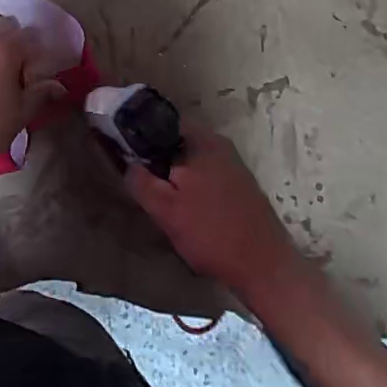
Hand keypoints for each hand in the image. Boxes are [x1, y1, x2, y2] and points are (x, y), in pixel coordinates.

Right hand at [125, 118, 299, 298]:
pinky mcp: (239, 185)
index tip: (124, 153)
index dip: (140, 135)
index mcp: (202, 141)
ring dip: (174, 175)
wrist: (262, 264)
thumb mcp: (165, 209)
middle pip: (176, 143)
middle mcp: (220, 145)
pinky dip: (192, 186)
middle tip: (140, 182)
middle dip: (157, 159)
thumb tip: (130, 163)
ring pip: (191, 161)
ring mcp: (232, 164)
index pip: (162, 123)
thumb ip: (142, 181)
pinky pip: (206, 176)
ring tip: (161, 200)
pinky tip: (186, 210)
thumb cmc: (210, 233)